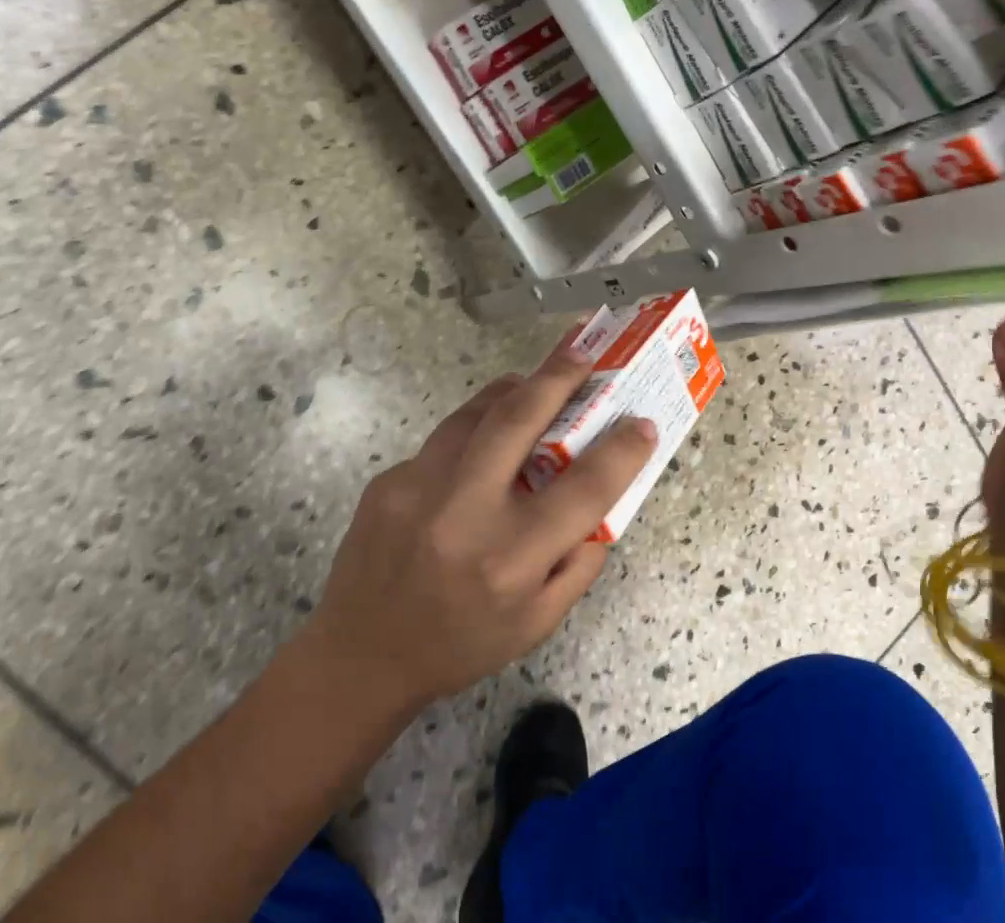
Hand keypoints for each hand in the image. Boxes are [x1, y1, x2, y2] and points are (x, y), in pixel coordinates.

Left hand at [298, 331, 658, 706]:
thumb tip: (601, 505)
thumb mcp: (535, 623)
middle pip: (517, 422)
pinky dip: (470, 435)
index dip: (621, 451)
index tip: (642, 422)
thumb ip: (577, 564)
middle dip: (557, 378)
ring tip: (534, 381)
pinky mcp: (387, 482)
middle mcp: (462, 514)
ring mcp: (416, 490)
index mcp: (510, 560)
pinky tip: (481, 445)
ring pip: (472, 417)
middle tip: (582, 352)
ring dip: (510, 392)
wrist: (362, 652)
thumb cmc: (459, 645)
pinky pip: (440, 445)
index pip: (583, 489)